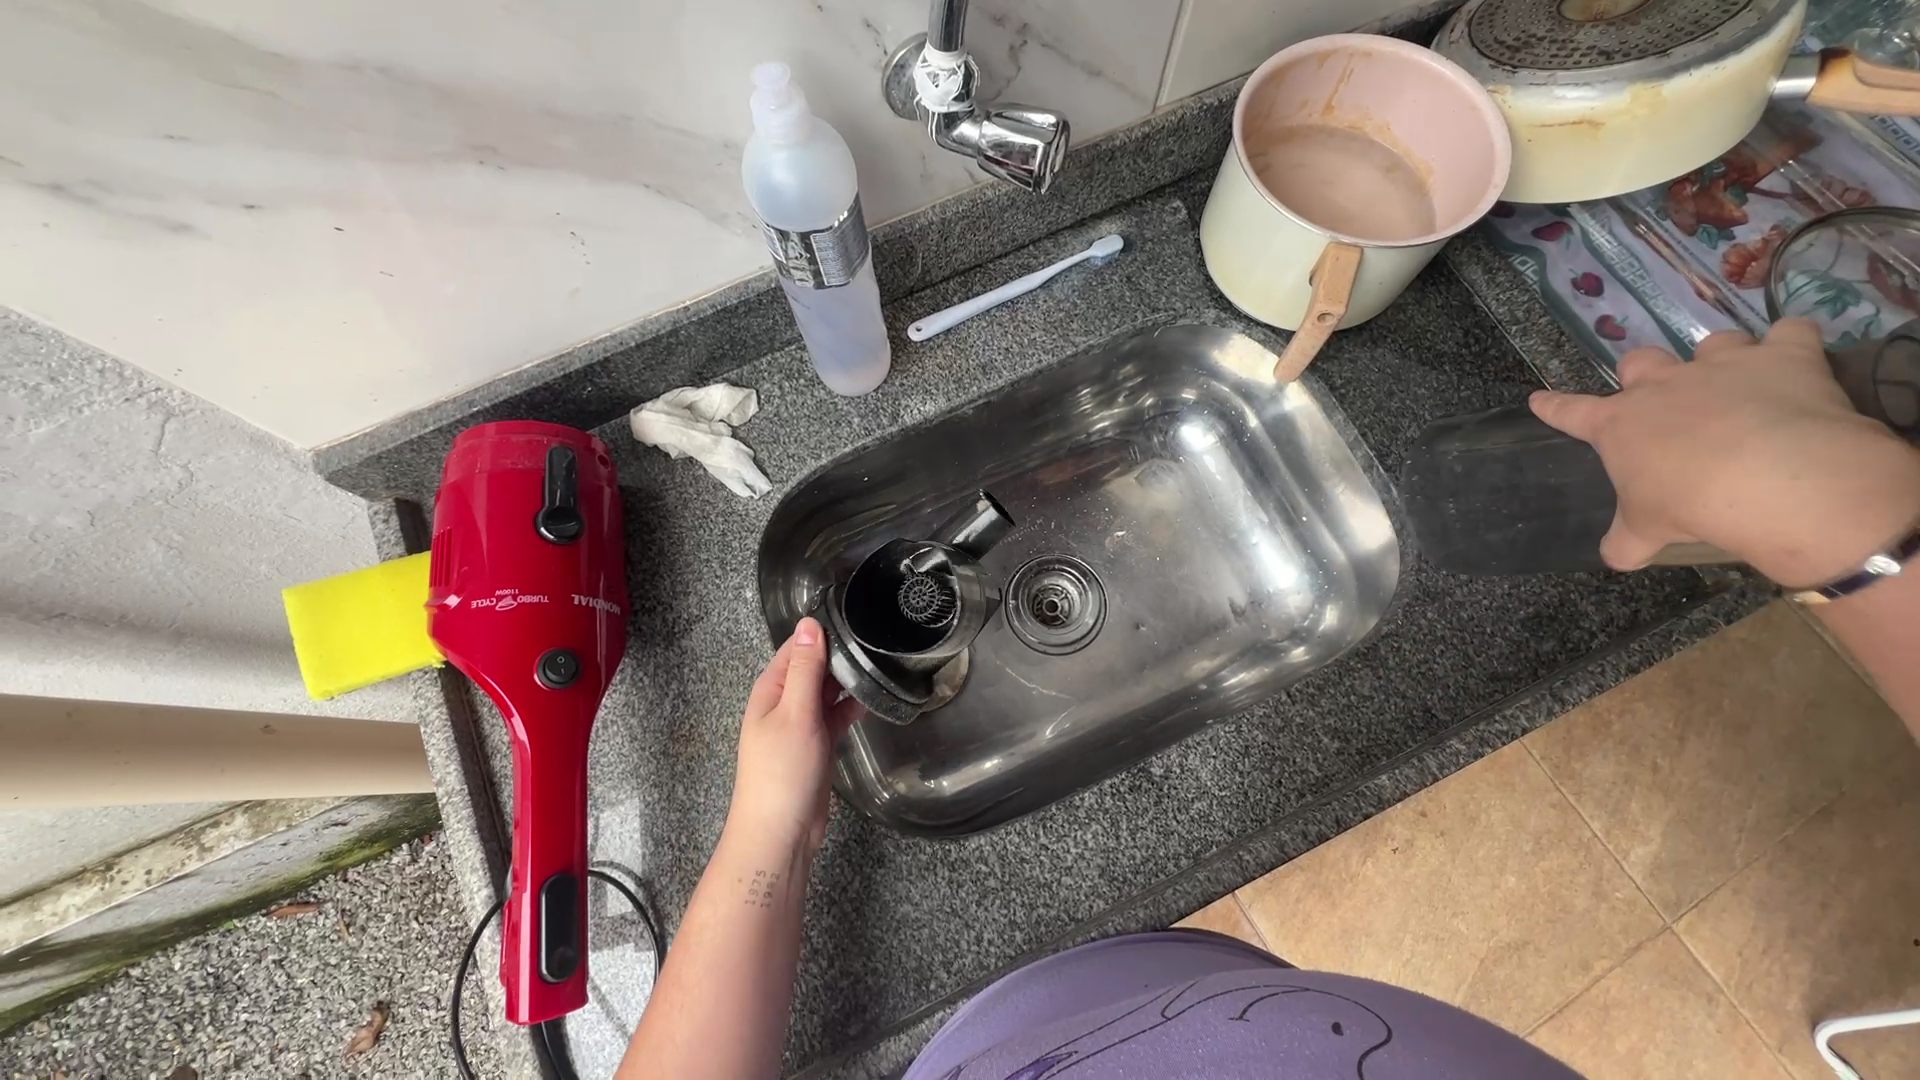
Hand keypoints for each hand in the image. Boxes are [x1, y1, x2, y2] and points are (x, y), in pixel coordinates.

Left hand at [727, 618, 862, 853]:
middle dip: (840, 654)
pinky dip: (851, 707)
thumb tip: (810, 623)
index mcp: (772, 689)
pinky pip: (836, 715)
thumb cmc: (782, 771)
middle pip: (814, 666)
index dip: (823, 631)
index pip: (798, 646)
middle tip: (877, 639)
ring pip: (827, 691)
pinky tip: (873, 699)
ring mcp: (801, 724)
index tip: (855, 617)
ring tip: (881, 664)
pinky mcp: (817, 743)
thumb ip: (806, 669)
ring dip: (848, 680)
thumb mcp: (796, 713)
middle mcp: (785, 702)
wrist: (781, 832)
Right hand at [1529, 318, 1919, 586]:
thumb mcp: (1646, 530)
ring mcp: (1721, 366)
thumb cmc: (1690, 504)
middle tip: (1660, 393)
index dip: (1552, 406)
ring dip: (1720, 358)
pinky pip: (1790, 332)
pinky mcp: (1782, 357)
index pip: (1568, 411)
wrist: (1774, 480)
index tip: (1541, 400)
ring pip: (1713, 343)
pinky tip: (1798, 355)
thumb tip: (1616, 560)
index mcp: (1617, 424)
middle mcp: (1662, 386)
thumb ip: (1626, 541)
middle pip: (1637, 361)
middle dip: (1644, 373)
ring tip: (1736, 379)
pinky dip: (1793, 340)